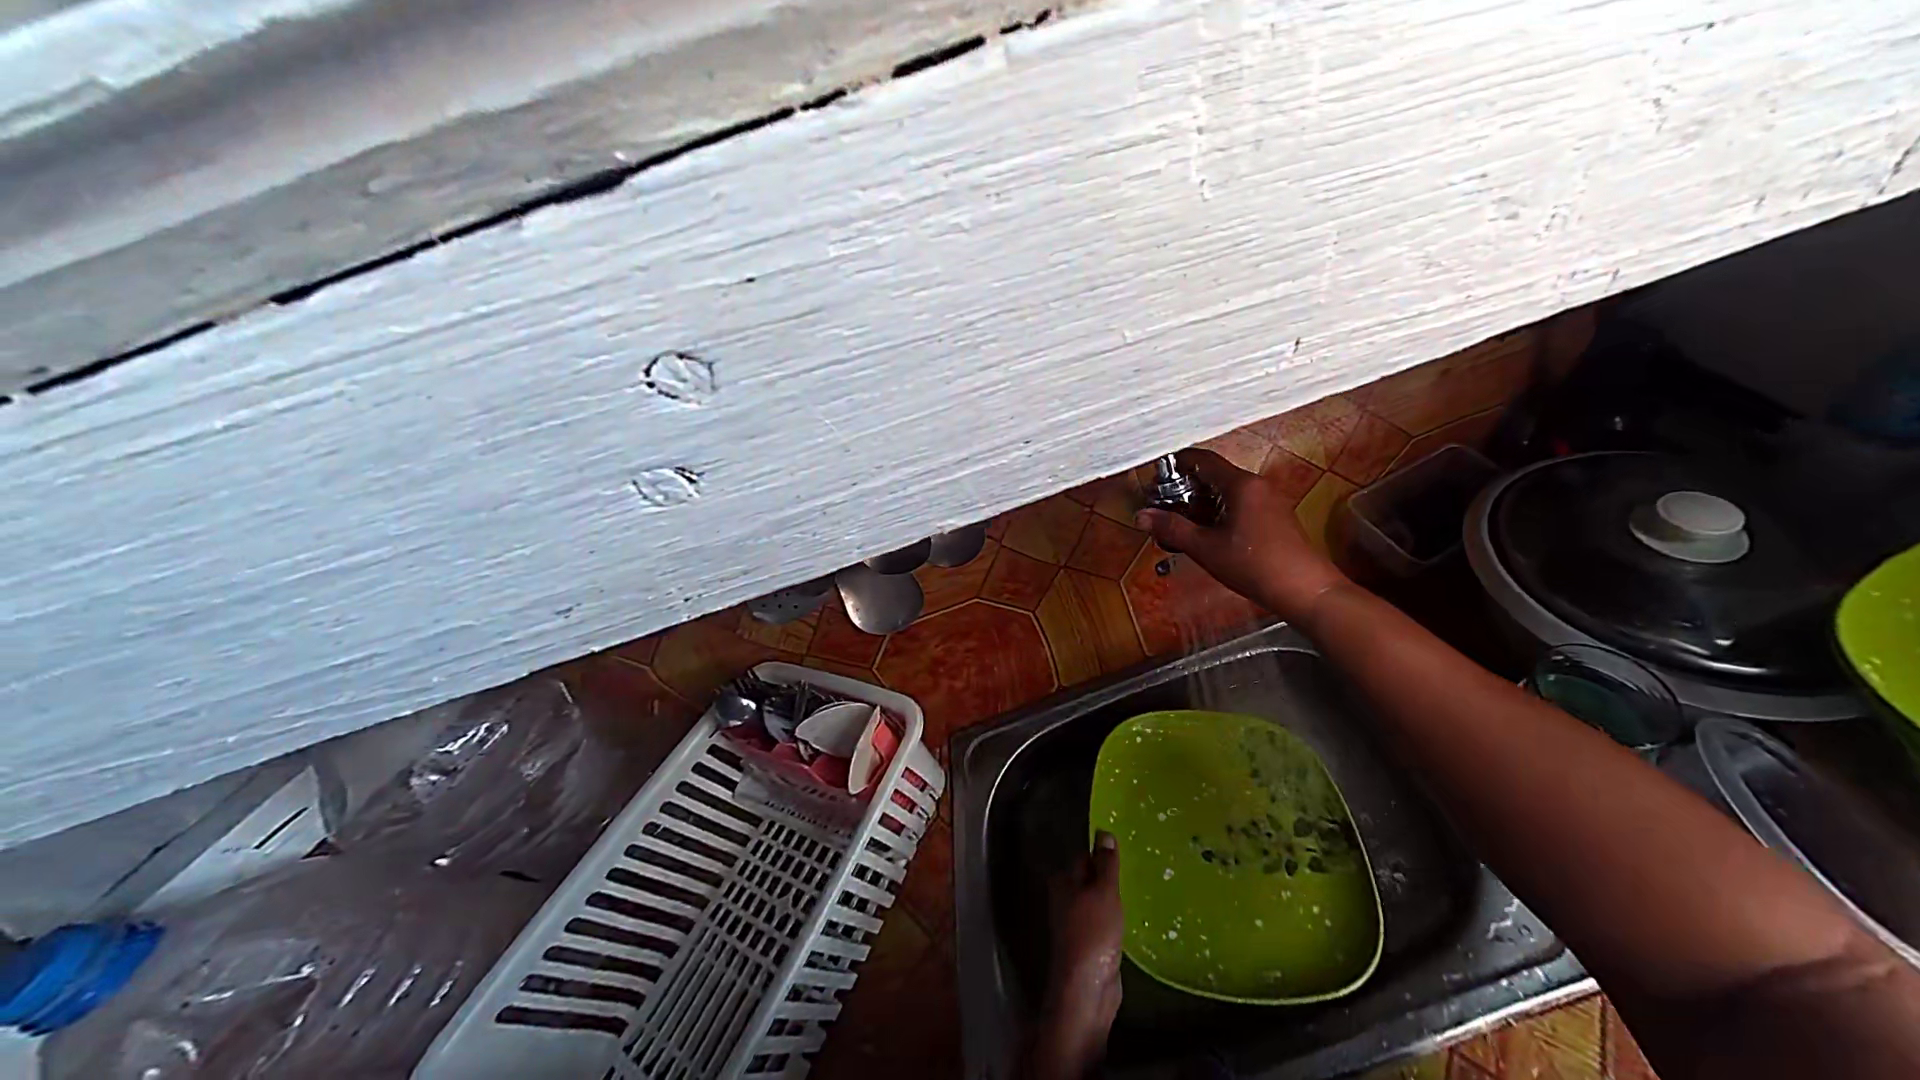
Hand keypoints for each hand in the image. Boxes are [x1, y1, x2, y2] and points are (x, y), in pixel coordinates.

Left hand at [1027, 831, 1123, 1079]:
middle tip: (1136, 870)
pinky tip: (1131, 920)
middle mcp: (1065, 899)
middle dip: (1109, 876)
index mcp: (1063, 881)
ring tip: (1138, 891)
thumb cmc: (1093, 931)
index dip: (1102, 854)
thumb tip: (1104, 833)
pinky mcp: (1089, 943)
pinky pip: (1103, 921)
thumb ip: (1106, 864)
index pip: (1083, 857)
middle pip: (1089, 879)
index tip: (1125, 852)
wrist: (1087, 986)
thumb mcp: (1103, 891)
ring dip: (1113, 899)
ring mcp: (1076, 923)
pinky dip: (1115, 919)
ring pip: (1097, 901)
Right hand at [1133, 447, 1349, 619]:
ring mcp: (1267, 501)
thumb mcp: (1205, 548)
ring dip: (1199, 505)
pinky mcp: (1272, 518)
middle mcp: (1257, 486)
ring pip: (1225, 493)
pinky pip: (1238, 505)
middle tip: (1161, 506)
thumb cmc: (1255, 565)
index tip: (1156, 477)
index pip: (1203, 459)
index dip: (1177, 464)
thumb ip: (1171, 528)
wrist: (1304, 590)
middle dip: (1184, 489)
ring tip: (1177, 525)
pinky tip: (1203, 535)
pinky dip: (1216, 514)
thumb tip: (1142, 516)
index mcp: (1241, 485)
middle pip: (1213, 476)